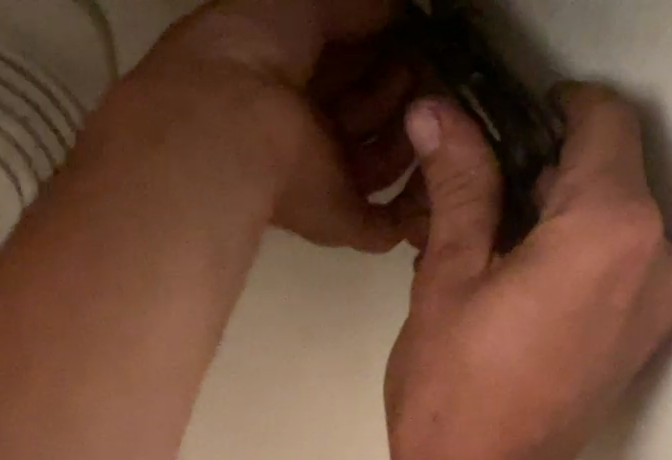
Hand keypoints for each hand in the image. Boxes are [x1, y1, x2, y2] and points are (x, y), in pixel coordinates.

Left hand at [136, 0, 416, 251]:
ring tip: (430, 99)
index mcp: (280, 73)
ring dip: (409, 133)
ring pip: (379, 162)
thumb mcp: (301, 2)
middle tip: (429, 63)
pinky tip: (444, 170)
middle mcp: (298, 128)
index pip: (344, 62)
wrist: (228, 128)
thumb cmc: (253, 49)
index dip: (382, 47)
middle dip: (400, 85)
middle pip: (365, 111)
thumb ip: (353, 6)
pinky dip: (413, 210)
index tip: (417, 33)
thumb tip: (394, 10)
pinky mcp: (334, 222)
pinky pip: (382, 225)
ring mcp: (317, 180)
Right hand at [386, 84, 671, 459]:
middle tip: (466, 208)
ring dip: (553, 219)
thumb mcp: (446, 279)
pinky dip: (573, 256)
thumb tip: (437, 113)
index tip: (490, 135)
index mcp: (611, 227)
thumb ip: (459, 186)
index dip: (543, 113)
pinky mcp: (651, 330)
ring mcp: (665, 297)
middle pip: (607, 171)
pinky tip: (514, 289)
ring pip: (612, 217)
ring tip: (484, 257)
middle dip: (539, 175)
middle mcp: (662, 252)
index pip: (599, 120)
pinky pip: (620, 261)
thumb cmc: (451, 391)